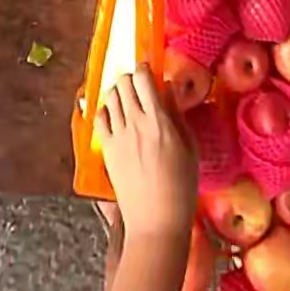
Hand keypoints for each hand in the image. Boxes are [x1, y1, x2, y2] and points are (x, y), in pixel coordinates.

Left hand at [97, 65, 197, 242]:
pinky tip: (114, 116)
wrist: (156, 222)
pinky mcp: (106, 150)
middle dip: (130, 78)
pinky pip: (99, 118)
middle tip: (139, 86)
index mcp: (158, 119)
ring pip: (110, 96)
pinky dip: (105, 110)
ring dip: (119, 92)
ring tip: (128, 100)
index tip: (149, 71)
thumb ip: (177, 113)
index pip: (143, 77)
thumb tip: (168, 87)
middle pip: (123, 82)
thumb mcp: (189, 147)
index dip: (145, 68)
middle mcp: (135, 122)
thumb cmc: (181, 186)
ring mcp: (118, 136)